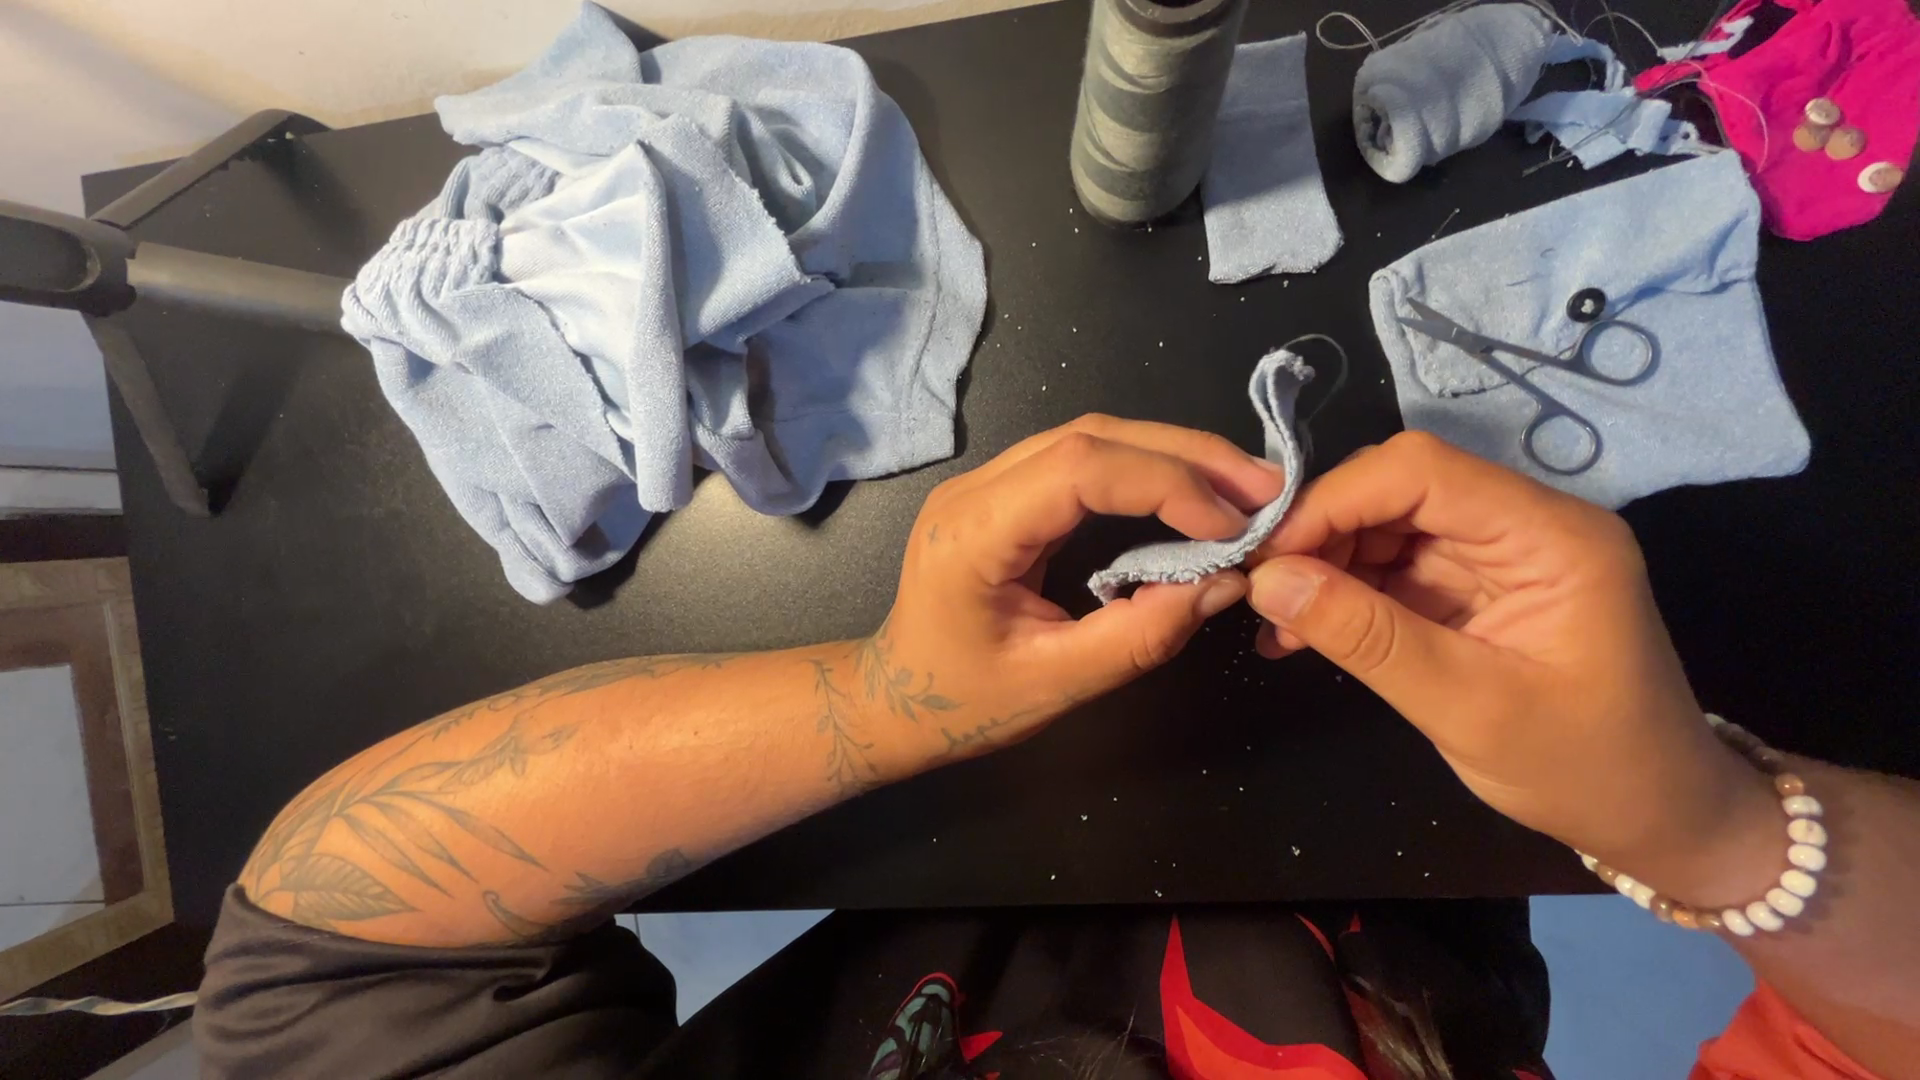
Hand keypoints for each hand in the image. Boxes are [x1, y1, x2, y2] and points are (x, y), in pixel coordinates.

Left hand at [868, 414, 1288, 772]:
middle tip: (1265, 489)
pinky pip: (1078, 464)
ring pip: (1088, 439)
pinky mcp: (1002, 495)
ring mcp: (983, 484)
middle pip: (1090, 437)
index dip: (1167, 484)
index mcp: (973, 533)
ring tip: (1240, 488)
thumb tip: (1226, 585)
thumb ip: (1139, 635)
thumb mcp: (1054, 683)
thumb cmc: (960, 702)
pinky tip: (1185, 494)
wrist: (895, 697)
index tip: (1233, 527)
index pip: (1079, 469)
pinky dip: (1141, 473)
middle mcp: (974, 489)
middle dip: (1186, 456)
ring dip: (1170, 457)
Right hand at [1245, 433, 1779, 905]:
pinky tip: (1297, 632)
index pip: (1420, 472)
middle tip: (1261, 590)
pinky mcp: (1462, 584)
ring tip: (1276, 622)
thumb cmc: (1582, 768)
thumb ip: (1364, 637)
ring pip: (1375, 523)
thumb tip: (1263, 581)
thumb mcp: (1467, 708)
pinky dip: (1333, 593)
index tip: (1268, 557)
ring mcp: (1488, 553)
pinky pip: (1381, 565)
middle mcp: (1518, 525)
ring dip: (1317, 566)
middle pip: (1391, 489)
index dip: (1332, 501)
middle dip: (1316, 533)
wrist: (1651, 817)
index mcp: (1548, 536)